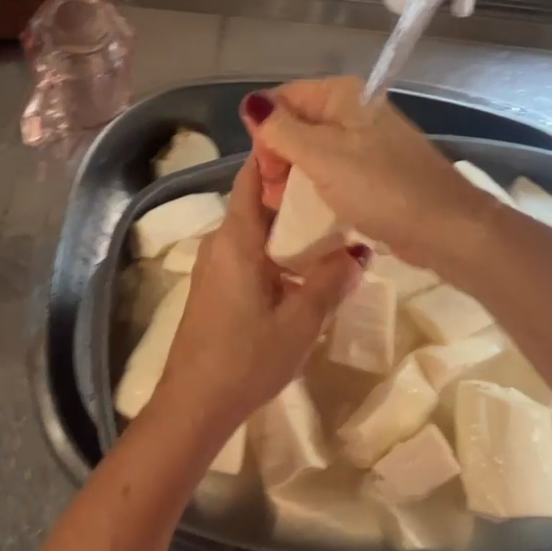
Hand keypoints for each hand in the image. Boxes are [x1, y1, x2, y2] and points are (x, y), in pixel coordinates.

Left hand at [152, 156, 368, 435]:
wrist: (194, 404)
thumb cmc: (247, 358)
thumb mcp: (301, 321)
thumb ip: (331, 281)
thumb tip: (358, 253)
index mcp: (236, 238)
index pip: (252, 177)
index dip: (277, 157)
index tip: (312, 146)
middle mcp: (219, 242)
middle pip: (256, 202)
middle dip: (294, 195)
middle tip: (339, 194)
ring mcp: (214, 266)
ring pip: (254, 231)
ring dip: (287, 228)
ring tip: (332, 231)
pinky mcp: (214, 288)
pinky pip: (247, 254)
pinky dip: (275, 252)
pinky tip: (304, 270)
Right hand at [241, 76, 484, 266]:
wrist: (446, 229)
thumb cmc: (380, 188)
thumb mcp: (321, 157)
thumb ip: (280, 129)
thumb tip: (250, 103)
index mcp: (342, 94)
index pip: (283, 99)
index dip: (265, 132)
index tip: (266, 171)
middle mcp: (354, 111)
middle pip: (296, 125)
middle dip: (278, 158)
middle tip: (275, 197)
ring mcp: (366, 142)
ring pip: (312, 153)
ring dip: (294, 179)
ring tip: (289, 209)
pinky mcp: (374, 172)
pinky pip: (333, 173)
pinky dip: (317, 189)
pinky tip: (311, 212)